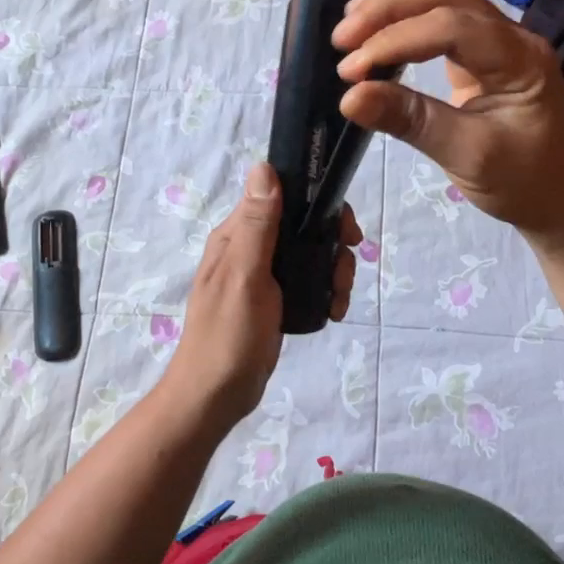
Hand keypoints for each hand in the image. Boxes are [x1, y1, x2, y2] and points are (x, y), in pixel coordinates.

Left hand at [158, 164, 358, 429]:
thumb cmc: (228, 335)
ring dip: (334, 269)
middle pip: (302, 225)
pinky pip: (308, 280)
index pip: (281, 195)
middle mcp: (249, 247)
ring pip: (310, 253)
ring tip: (340, 297)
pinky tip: (334, 309)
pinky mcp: (275, 299)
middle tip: (346, 269)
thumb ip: (256, 224)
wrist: (218, 397)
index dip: (316, 201)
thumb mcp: (244, 275)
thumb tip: (264, 166)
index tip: (343, 226)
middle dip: (332, 242)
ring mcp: (262, 274)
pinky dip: (326, 289)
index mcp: (236, 234)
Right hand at [333, 0, 563, 236]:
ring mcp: (496, 38)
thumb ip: (412, 121)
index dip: (396, 40)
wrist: (558, 201)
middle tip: (342, 38)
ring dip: (391, 3)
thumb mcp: (467, 157)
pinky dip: (400, 17)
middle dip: (389, 4)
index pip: (452, 26)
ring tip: (348, 29)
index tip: (351, 71)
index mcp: (520, 59)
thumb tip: (349, 97)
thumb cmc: (521, 182)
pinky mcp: (479, 49)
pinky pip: (438, 14)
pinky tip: (371, 33)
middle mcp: (511, 35)